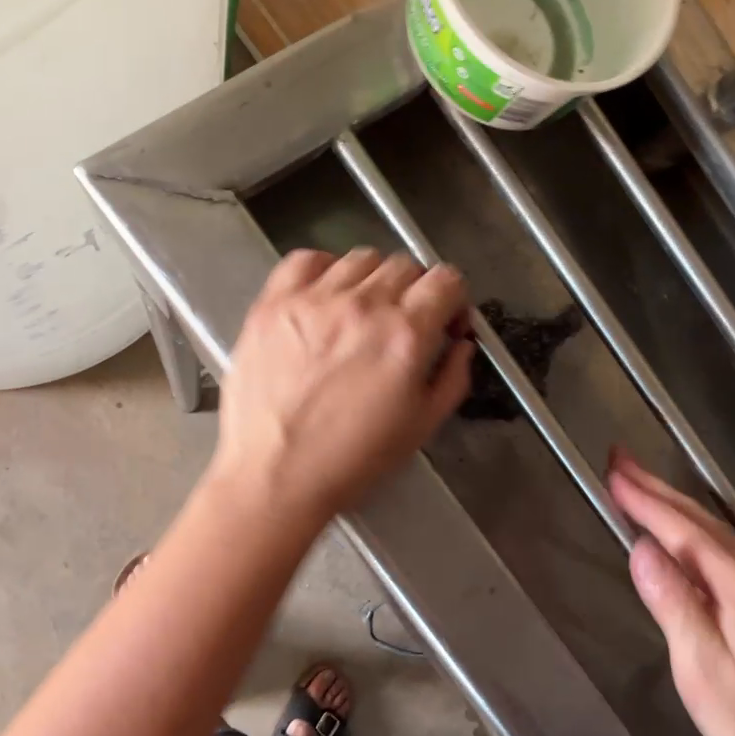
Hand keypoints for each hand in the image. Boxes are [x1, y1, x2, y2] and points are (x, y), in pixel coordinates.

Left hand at [210, 247, 474, 521]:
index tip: (444, 320)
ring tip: (361, 313)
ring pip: (360, 259)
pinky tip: (324, 297)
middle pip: (404, 265)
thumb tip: (461, 344)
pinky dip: (323, 270)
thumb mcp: (422, 426)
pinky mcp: (273, 304)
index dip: (452, 299)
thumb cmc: (351, 461)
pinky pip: (306, 260)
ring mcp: (313, 300)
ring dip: (372, 280)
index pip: (446, 279)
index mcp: (406, 334)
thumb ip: (452, 377)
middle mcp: (362, 305)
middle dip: (415, 290)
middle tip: (404, 323)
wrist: (275, 477)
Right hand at [608, 452, 734, 735]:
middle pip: (696, 517)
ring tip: (635, 480)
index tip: (612, 474)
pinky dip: (684, 522)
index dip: (644, 500)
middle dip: (654, 487)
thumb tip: (642, 550)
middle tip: (618, 458)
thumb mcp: (702, 665)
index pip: (681, 529)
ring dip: (668, 500)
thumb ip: (674, 604)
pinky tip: (671, 523)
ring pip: (707, 525)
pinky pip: (714, 541)